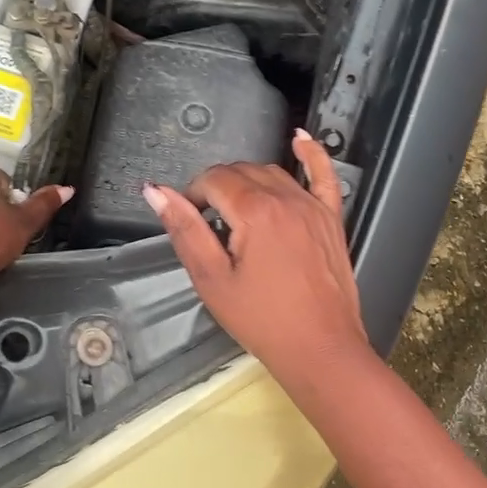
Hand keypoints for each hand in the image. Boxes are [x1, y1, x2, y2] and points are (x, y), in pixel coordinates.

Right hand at [143, 131, 371, 392]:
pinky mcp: (331, 219)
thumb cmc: (261, 320)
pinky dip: (311, 154)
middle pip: (241, 172)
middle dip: (216, 188)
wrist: (320, 349)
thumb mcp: (212, 279)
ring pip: (272, 173)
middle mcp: (286, 198)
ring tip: (232, 210)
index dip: (193, 196)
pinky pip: (324, 176)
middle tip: (206, 224)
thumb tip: (155, 191)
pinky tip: (299, 138)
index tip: (187, 222)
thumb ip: (185, 230)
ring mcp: (313, 206)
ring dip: (247, 180)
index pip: (213, 181)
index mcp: (255, 211)